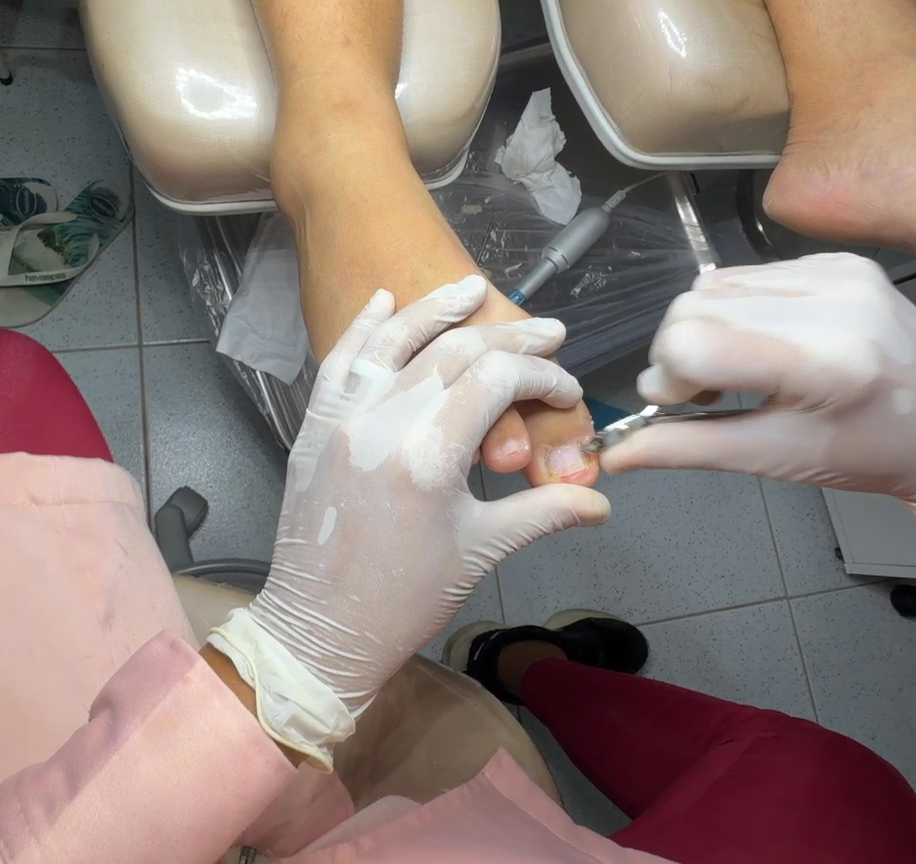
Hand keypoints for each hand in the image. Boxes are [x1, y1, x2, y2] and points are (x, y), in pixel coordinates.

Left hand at [252, 276, 610, 712]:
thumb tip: (601, 500)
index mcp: (429, 455)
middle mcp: (382, 421)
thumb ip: (543, 511)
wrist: (318, 629)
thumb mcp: (481, 551)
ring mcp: (341, 418)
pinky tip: (384, 299)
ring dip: (436, 308)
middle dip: (509, 336)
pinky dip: (363, 327)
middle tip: (548, 328)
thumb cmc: (405, 599)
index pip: (496, 379)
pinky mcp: (314, 425)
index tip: (566, 389)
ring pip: (393, 341)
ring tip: (472, 286)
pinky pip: (338, 361)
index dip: (542, 375)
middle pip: (453, 351)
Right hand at [602, 254, 915, 527]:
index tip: (681, 402)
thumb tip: (613, 455)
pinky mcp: (836, 258)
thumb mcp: (772, 459)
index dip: (667, 374)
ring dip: (702, 328)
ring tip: (737, 364)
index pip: (692, 342)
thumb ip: (684, 448)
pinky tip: (763, 339)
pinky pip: (744, 275)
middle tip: (706, 391)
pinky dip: (734, 310)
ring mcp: (835, 271)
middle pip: (691, 308)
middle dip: (678, 352)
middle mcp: (830, 301)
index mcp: (821, 362)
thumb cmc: (867, 454)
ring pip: (709, 286)